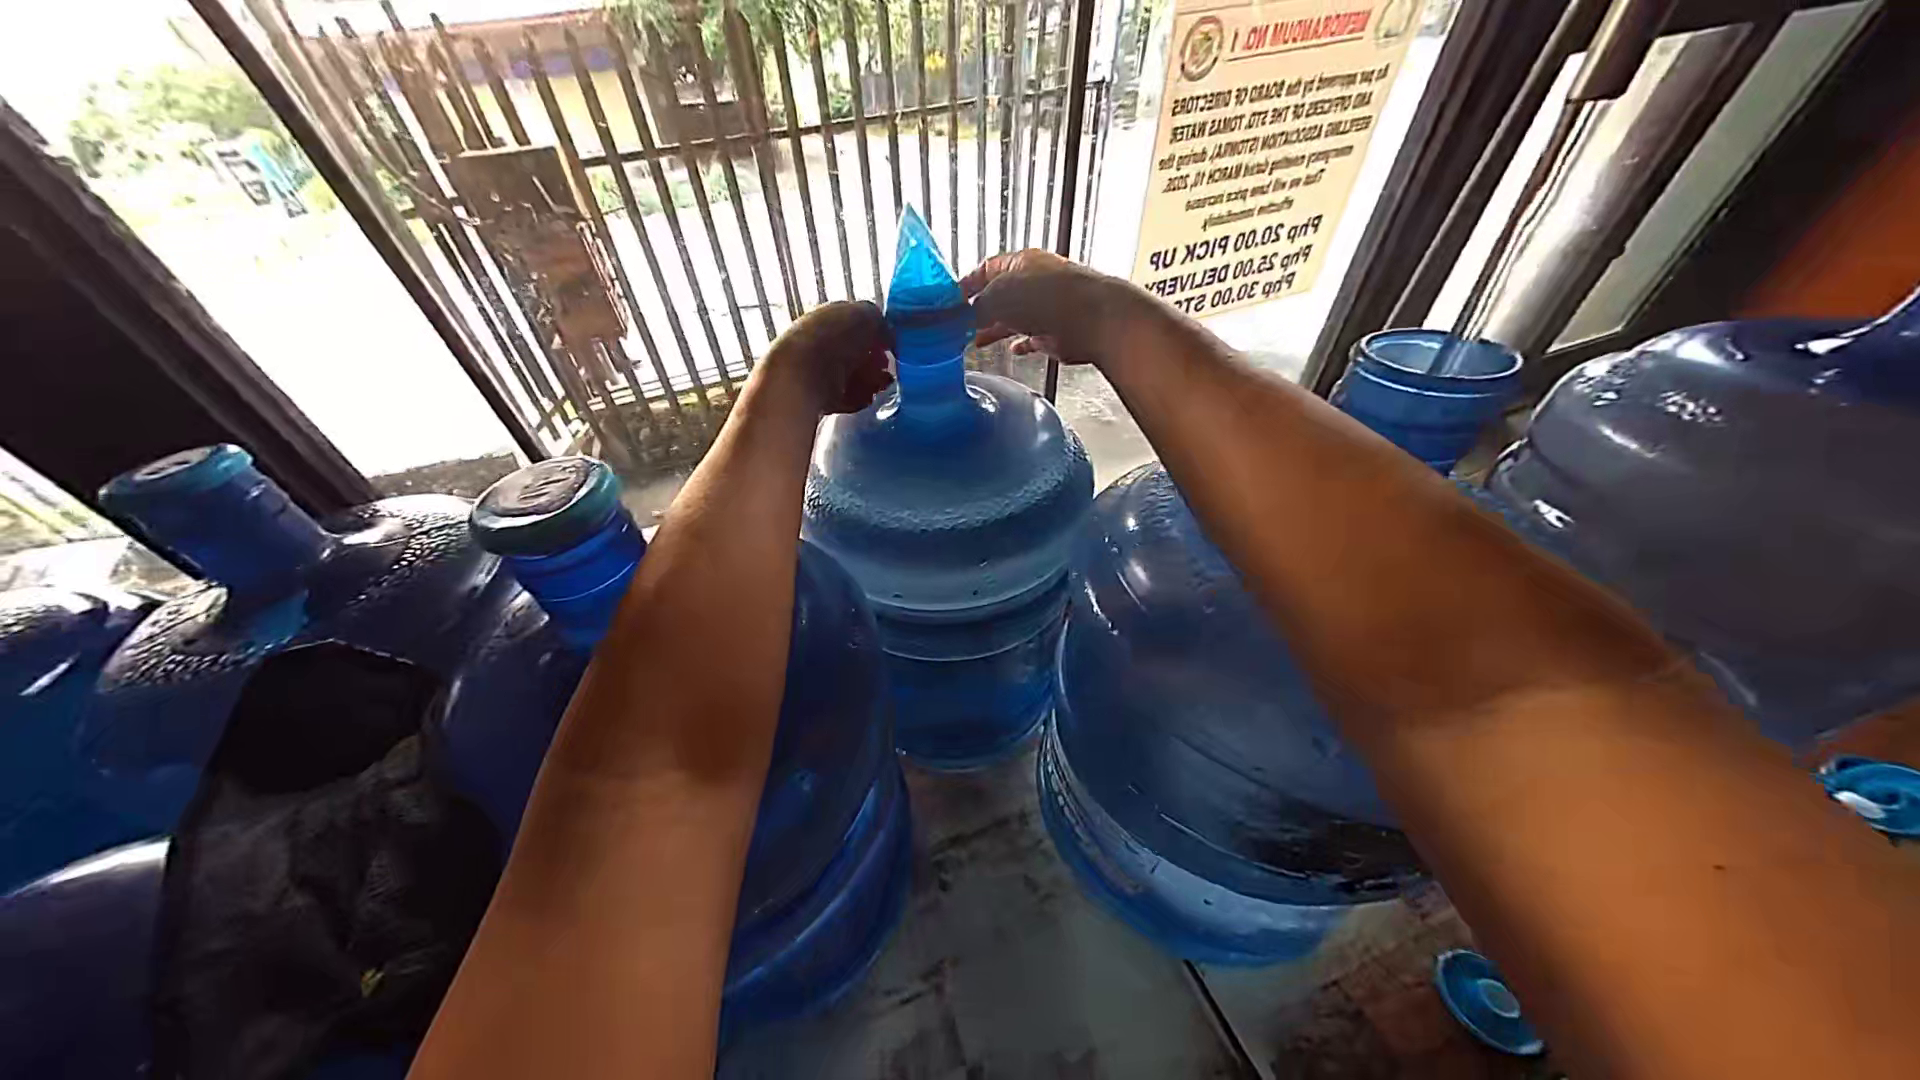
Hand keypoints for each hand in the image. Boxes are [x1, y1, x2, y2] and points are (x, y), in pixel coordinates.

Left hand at [761, 300, 893, 414]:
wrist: (800, 378)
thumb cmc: (834, 340)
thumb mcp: (866, 316)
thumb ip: (880, 322)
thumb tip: (886, 336)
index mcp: (829, 316)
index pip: (858, 324)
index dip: (878, 336)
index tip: (890, 348)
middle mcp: (822, 340)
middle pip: (857, 353)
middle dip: (876, 363)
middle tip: (887, 371)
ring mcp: (817, 370)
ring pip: (853, 376)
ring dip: (870, 382)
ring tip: (879, 388)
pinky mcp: (818, 396)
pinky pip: (845, 397)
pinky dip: (857, 399)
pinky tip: (864, 399)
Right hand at [961, 250, 1163, 368]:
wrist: (1092, 318)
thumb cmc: (1045, 297)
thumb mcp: (998, 296)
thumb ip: (976, 307)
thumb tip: (963, 317)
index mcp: (1018, 264)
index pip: (984, 270)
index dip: (965, 285)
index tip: (948, 302)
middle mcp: (1032, 282)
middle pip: (998, 296)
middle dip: (978, 311)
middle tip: (958, 326)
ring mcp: (1045, 308)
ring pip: (1013, 318)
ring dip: (995, 329)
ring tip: (976, 341)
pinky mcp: (1056, 333)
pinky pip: (1032, 338)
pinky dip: (1021, 343)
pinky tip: (1013, 350)